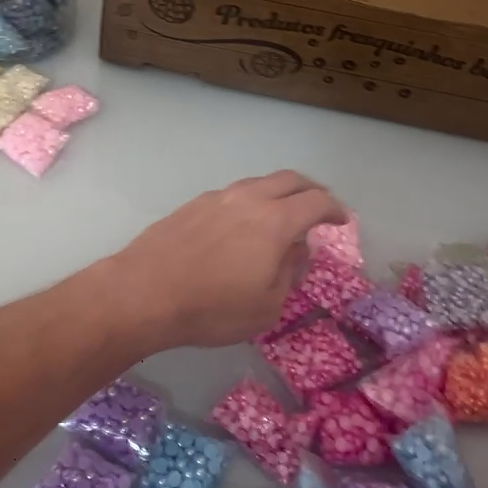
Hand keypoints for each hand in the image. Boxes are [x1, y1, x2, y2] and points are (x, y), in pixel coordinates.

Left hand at [104, 170, 346, 349]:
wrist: (146, 291)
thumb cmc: (213, 307)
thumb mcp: (267, 306)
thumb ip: (289, 271)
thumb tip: (296, 248)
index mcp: (274, 220)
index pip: (315, 201)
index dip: (334, 208)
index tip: (341, 220)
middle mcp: (248, 198)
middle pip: (289, 179)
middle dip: (310, 190)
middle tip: (319, 207)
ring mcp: (217, 197)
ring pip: (258, 183)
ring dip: (277, 194)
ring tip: (281, 216)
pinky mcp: (193, 204)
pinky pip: (232, 194)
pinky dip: (249, 202)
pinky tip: (242, 226)